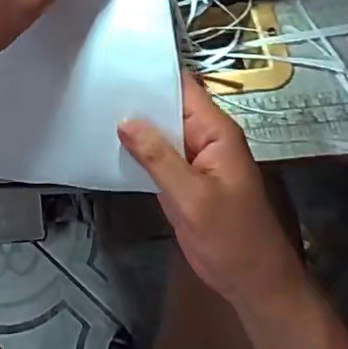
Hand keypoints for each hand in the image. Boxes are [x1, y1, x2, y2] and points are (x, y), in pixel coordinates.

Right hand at [119, 74, 308, 314]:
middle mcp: (205, 137)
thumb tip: (126, 120)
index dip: (154, 74)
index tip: (117, 66)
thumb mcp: (193, 197)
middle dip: (137, 98)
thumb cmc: (232, 238)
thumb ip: (159, 158)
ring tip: (94, 109)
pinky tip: (109, 143)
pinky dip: (137, 149)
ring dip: (134, 124)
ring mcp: (193, 157)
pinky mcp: (182, 178)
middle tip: (95, 86)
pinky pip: (158, 154)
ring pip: (160, 130)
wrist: (252, 282)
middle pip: (168, 105)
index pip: (184, 88)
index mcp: (216, 131)